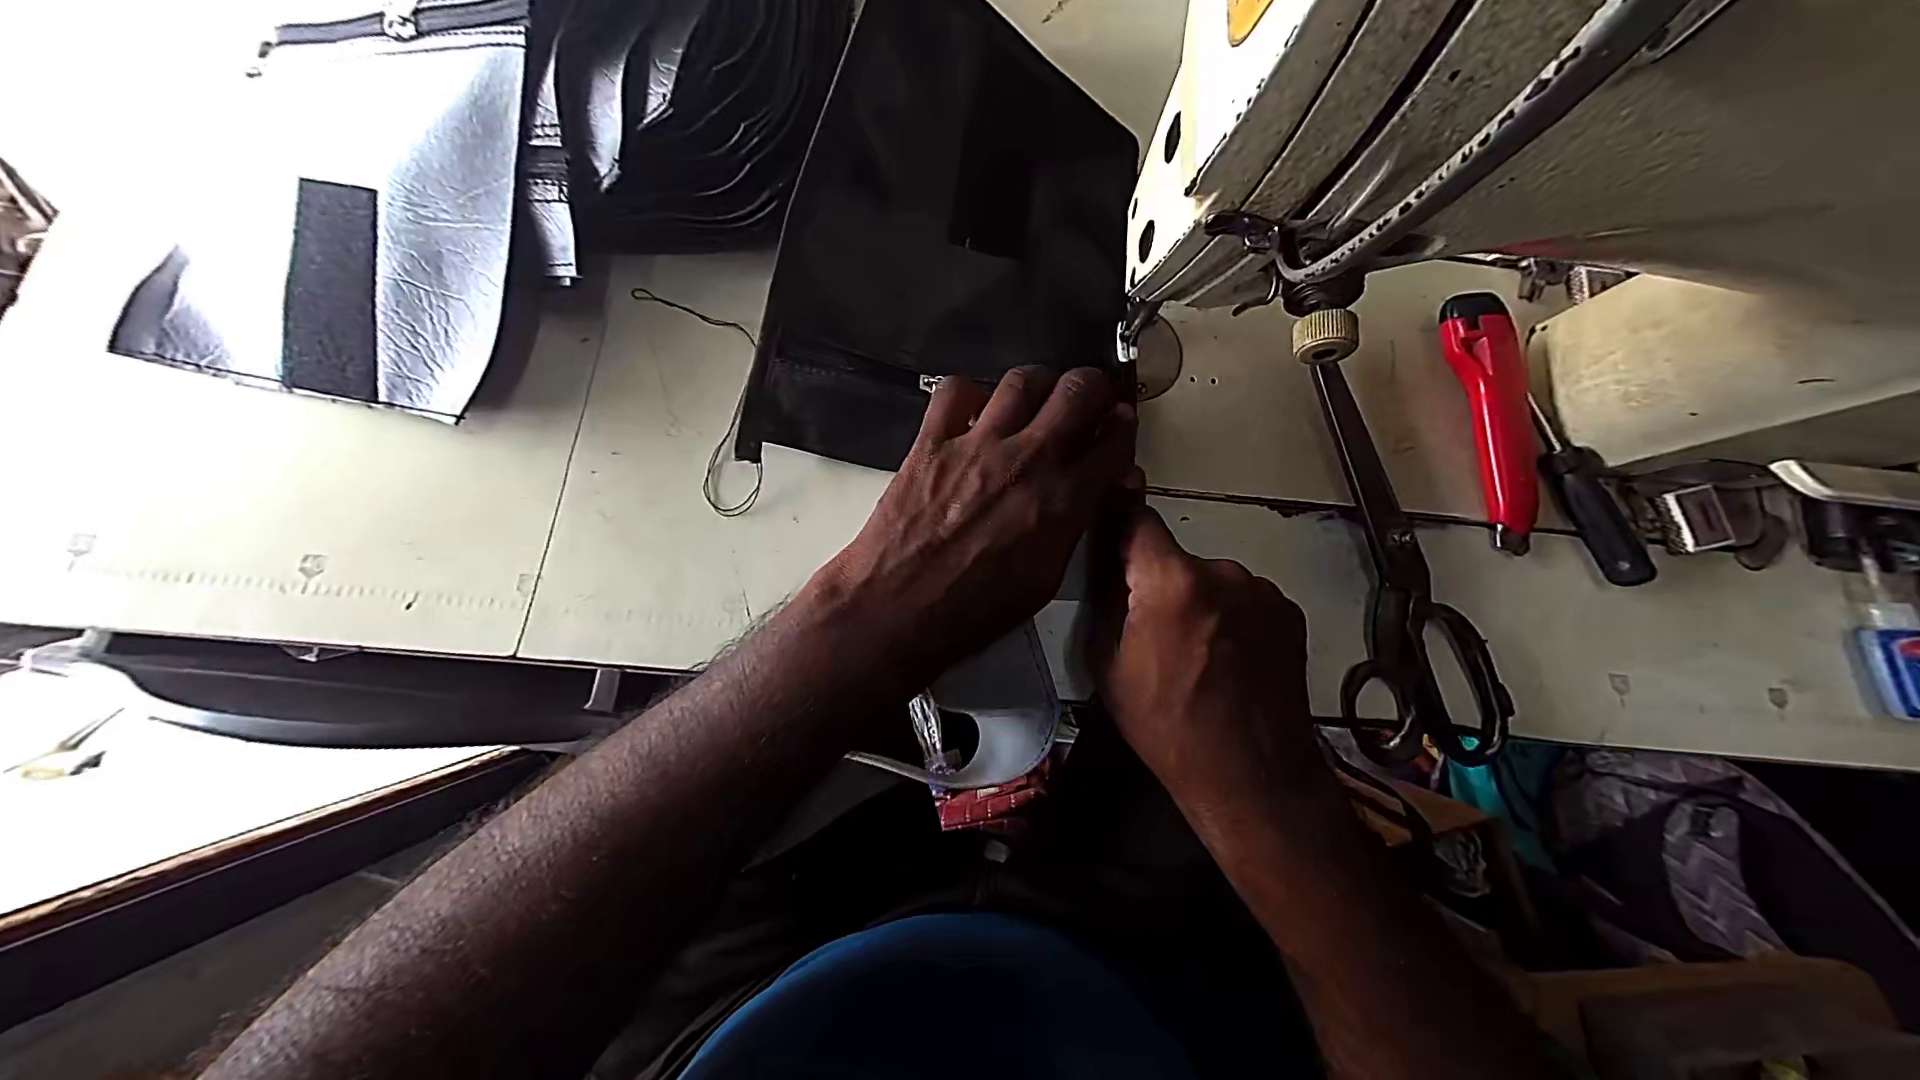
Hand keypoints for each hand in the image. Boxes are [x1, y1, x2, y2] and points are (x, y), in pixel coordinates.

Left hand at [802, 365, 1135, 691]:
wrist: (896, 610)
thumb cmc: (969, 611)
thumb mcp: (1043, 582)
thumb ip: (1071, 527)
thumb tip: (1086, 496)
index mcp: (1061, 502)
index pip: (1113, 442)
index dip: (1123, 428)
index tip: (1118, 425)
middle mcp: (1025, 463)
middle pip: (1078, 391)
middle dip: (1093, 388)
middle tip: (1087, 397)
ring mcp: (976, 448)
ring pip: (1022, 380)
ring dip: (1039, 383)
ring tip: (1038, 395)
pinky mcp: (931, 444)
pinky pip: (955, 391)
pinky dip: (970, 392)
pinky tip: (974, 411)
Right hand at [1097, 503, 1318, 811]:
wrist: (1252, 776)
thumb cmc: (1165, 724)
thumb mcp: (1107, 663)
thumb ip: (1105, 597)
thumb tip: (1106, 554)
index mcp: (1171, 582)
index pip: (1136, 519)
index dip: (1117, 513)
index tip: (1108, 506)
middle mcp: (1223, 572)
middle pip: (1173, 557)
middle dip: (1156, 580)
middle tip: (1150, 630)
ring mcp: (1262, 591)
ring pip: (1209, 579)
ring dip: (1195, 600)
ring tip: (1195, 653)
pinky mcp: (1288, 612)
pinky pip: (1241, 599)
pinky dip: (1228, 616)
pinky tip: (1227, 658)